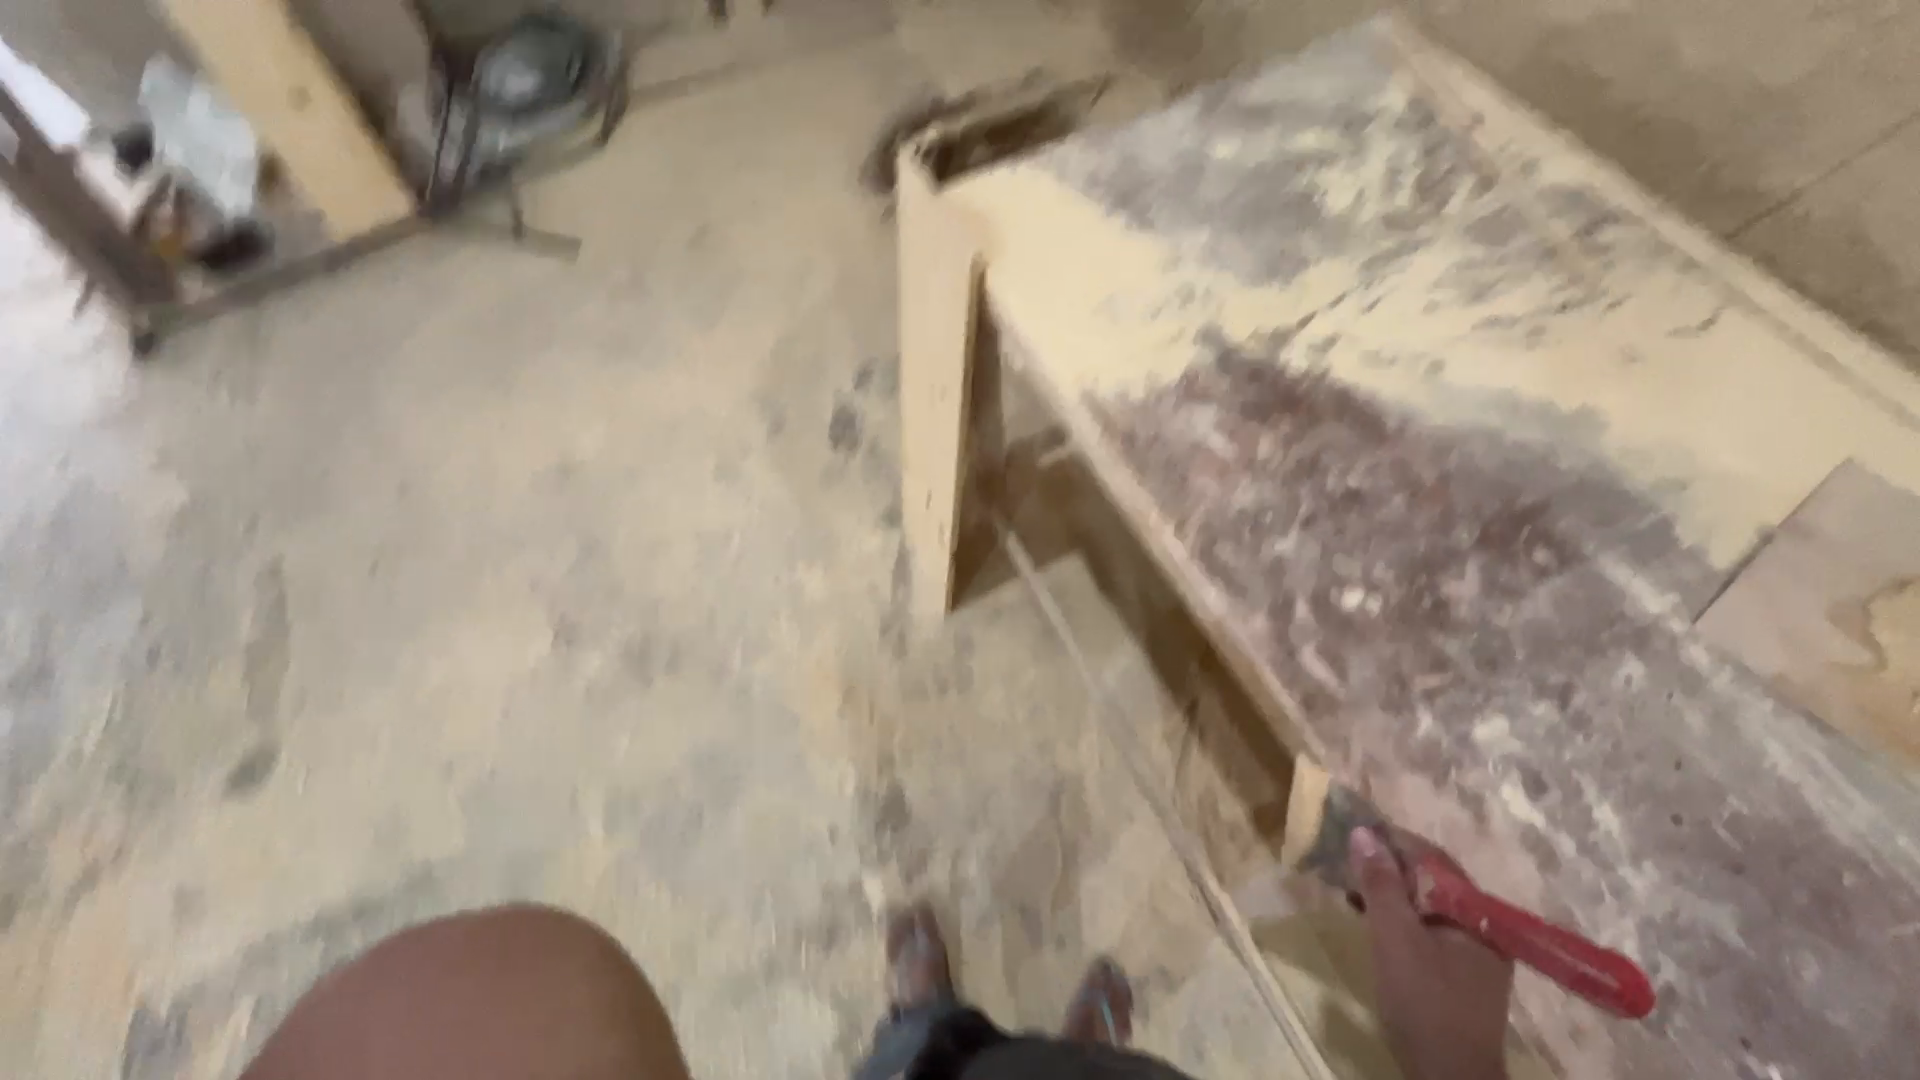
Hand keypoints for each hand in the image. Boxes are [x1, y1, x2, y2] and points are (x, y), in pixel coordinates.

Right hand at [1351, 827, 1514, 1079]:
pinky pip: (1427, 927)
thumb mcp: (1394, 938)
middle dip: (1389, 863)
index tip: (1355, 828)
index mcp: (1475, 915)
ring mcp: (1473, 952)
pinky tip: (1372, 918)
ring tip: (1352, 884)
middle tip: (1348, 855)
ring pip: (1428, 904)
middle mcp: (1481, 927)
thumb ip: (1380, 885)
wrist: (1449, 1077)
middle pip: (1433, 880)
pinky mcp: (1459, 973)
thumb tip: (1364, 832)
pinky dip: (1398, 916)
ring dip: (1390, 889)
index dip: (1394, 839)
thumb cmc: (1423, 1002)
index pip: (1434, 859)